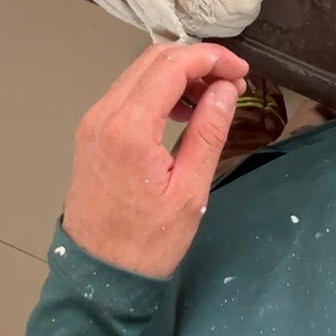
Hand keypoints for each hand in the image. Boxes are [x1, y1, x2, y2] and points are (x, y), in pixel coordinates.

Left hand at [62, 43, 249, 277]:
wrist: (96, 277)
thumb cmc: (148, 242)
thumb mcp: (190, 191)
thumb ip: (209, 131)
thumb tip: (227, 89)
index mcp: (130, 128)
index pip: (172, 65)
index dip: (211, 58)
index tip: (242, 72)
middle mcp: (105, 114)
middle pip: (154, 58)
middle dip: (198, 60)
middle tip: (232, 82)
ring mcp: (94, 120)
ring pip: (140, 71)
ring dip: (179, 72)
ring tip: (212, 97)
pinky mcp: (93, 130)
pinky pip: (129, 91)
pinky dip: (159, 88)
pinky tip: (182, 111)